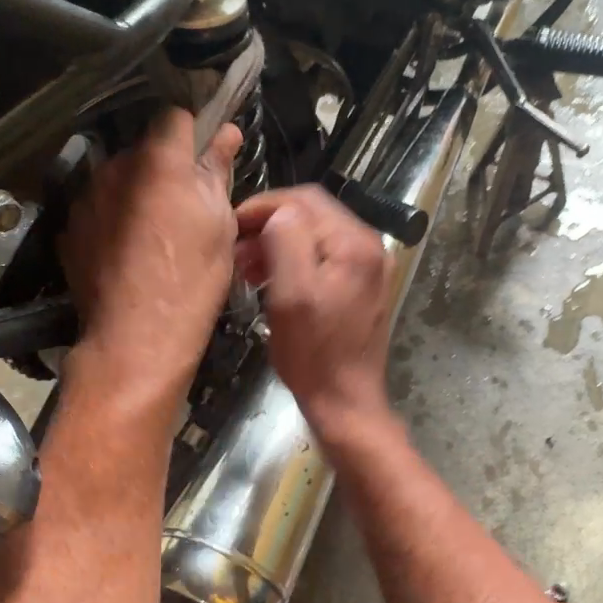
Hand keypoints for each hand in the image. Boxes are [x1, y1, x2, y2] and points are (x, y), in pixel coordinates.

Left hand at [60, 107, 242, 395]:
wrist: (137, 339)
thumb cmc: (193, 280)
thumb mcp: (220, 225)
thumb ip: (218, 172)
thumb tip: (225, 133)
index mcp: (159, 160)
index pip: (176, 116)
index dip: (195, 133)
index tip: (207, 159)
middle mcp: (115, 168)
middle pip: (145, 150)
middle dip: (166, 168)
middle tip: (188, 206)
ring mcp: (87, 198)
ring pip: (120, 180)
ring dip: (138, 194)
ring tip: (157, 235)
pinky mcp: (69, 229)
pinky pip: (99, 209)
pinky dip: (114, 220)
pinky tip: (130, 253)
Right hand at [233, 187, 395, 434]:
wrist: (346, 402)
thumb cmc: (314, 353)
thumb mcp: (292, 294)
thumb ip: (286, 241)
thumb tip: (277, 213)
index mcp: (355, 243)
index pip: (305, 199)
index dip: (264, 205)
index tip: (233, 225)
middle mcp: (369, 248)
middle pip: (312, 215)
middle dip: (270, 225)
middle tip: (236, 250)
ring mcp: (368, 269)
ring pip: (316, 237)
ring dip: (279, 244)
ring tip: (247, 268)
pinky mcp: (361, 288)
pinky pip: (323, 259)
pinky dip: (294, 262)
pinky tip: (271, 282)